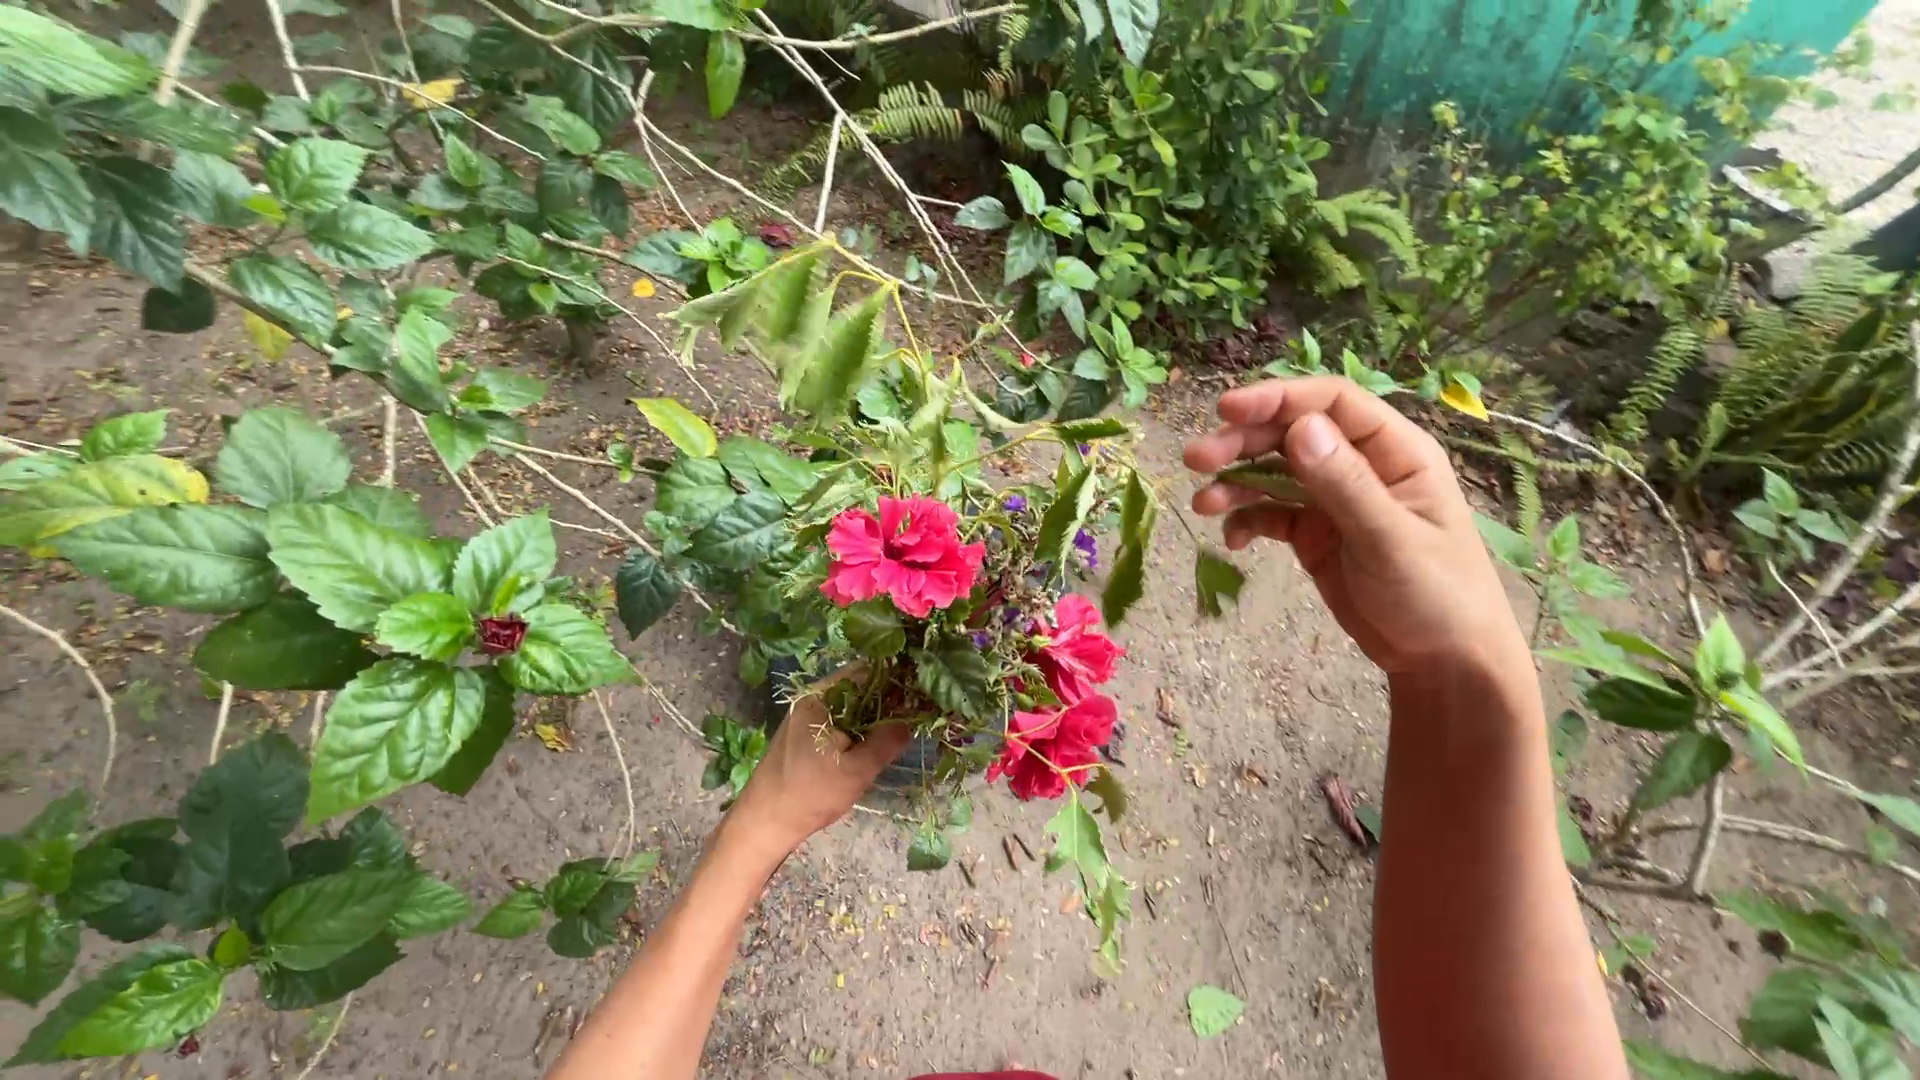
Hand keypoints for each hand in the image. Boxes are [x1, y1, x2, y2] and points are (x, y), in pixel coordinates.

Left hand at [723, 684, 910, 862]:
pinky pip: (839, 722)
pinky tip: (873, 744)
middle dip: (886, 700)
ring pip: (849, 707)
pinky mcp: (804, 735)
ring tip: (899, 729)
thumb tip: (910, 721)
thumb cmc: (810, 794)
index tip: (918, 694)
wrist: (764, 823)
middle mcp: (812, 699)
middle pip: (858, 688)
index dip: (894, 679)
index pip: (866, 671)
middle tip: (914, 715)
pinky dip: (857, 729)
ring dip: (873, 716)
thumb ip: (886, 741)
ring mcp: (806, 717)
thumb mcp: (857, 770)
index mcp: (821, 697)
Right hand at [1183, 376, 1526, 675]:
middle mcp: (1359, 466)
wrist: (1441, 660)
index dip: (1277, 399)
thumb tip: (1300, 427)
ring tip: (1203, 505)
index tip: (1226, 410)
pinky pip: (1271, 514)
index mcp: (1393, 451)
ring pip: (1274, 473)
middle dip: (1241, 444)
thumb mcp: (1389, 539)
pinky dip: (1247, 521)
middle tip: (1195, 460)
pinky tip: (1232, 541)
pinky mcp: (1314, 533)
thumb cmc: (1436, 594)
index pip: (1330, 403)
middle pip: (1291, 434)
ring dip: (1235, 483)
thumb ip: (1345, 483)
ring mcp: (1333, 500)